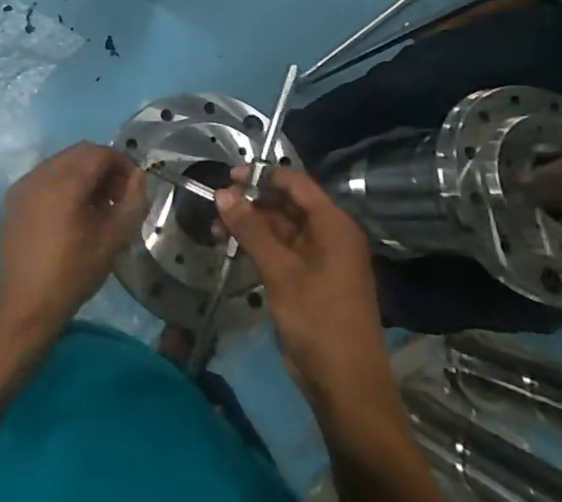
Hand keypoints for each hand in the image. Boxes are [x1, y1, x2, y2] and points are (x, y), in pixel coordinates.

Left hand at [0, 142, 146, 334]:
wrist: (26, 304)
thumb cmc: (74, 272)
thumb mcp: (114, 238)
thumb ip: (133, 200)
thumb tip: (138, 176)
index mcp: (66, 183)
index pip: (100, 153)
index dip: (123, 163)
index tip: (133, 186)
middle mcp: (41, 175)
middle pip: (81, 152)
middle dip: (104, 166)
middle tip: (118, 194)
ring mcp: (24, 184)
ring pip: (62, 161)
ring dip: (84, 172)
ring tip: (96, 204)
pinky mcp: (14, 197)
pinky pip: (45, 174)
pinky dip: (63, 181)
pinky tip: (71, 209)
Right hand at [215, 166, 389, 397]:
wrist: (346, 386)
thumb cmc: (318, 320)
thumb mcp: (280, 272)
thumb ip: (251, 229)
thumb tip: (223, 193)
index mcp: (334, 224)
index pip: (296, 183)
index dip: (263, 175)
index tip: (228, 177)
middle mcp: (330, 235)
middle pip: (287, 205)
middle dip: (251, 203)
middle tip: (215, 207)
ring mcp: (322, 259)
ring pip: (282, 229)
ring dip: (251, 226)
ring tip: (215, 231)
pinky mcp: (311, 280)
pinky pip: (283, 251)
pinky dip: (259, 247)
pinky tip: (233, 249)